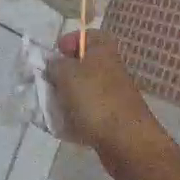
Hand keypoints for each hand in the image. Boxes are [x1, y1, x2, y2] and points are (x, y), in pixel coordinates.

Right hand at [45, 30, 165, 160]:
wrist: (128, 144)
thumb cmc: (95, 99)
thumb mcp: (65, 73)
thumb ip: (54, 64)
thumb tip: (54, 65)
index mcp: (103, 52)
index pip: (89, 35)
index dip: (71, 40)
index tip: (57, 53)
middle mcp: (112, 71)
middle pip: (84, 65)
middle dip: (65, 73)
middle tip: (50, 81)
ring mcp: (115, 98)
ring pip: (85, 91)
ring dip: (69, 97)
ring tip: (54, 106)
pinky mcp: (114, 121)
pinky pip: (90, 114)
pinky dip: (78, 118)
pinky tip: (66, 125)